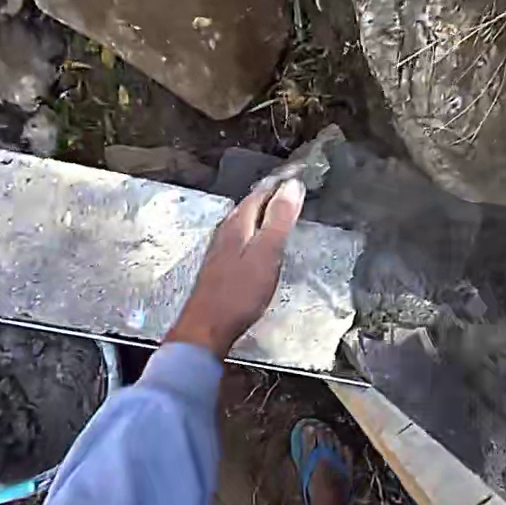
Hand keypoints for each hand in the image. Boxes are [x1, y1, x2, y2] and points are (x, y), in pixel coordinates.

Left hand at [165, 179, 305, 357]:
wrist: (207, 327)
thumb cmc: (239, 292)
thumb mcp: (267, 253)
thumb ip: (279, 219)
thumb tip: (292, 186)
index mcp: (238, 224)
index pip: (260, 193)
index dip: (279, 184)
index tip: (298, 177)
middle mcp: (225, 231)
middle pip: (250, 205)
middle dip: (270, 196)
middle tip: (291, 191)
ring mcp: (220, 249)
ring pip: (244, 222)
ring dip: (262, 214)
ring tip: (279, 212)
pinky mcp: (220, 266)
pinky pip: (242, 239)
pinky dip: (256, 233)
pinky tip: (260, 242)